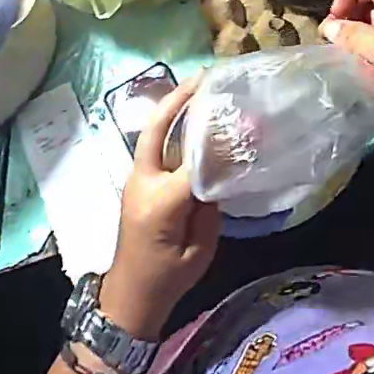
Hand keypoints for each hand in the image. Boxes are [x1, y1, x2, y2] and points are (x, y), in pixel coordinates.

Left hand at [102, 78, 219, 338]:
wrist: (129, 295)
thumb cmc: (167, 278)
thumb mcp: (200, 249)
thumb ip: (211, 206)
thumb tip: (221, 170)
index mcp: (162, 202)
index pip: (194, 162)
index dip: (219, 141)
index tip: (244, 121)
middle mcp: (144, 181)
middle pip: (157, 130)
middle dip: (179, 99)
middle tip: (204, 77)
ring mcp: (136, 178)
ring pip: (152, 133)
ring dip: (173, 107)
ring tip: (199, 87)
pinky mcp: (138, 180)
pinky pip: (154, 146)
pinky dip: (170, 126)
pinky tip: (189, 117)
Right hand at [320, 0, 373, 142]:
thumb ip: (353, 34)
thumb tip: (326, 27)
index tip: (334, 16)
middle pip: (365, 10)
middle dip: (347, 23)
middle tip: (331, 42)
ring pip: (366, 39)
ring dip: (352, 50)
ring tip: (340, 62)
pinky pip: (372, 63)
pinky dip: (362, 68)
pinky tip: (355, 78)